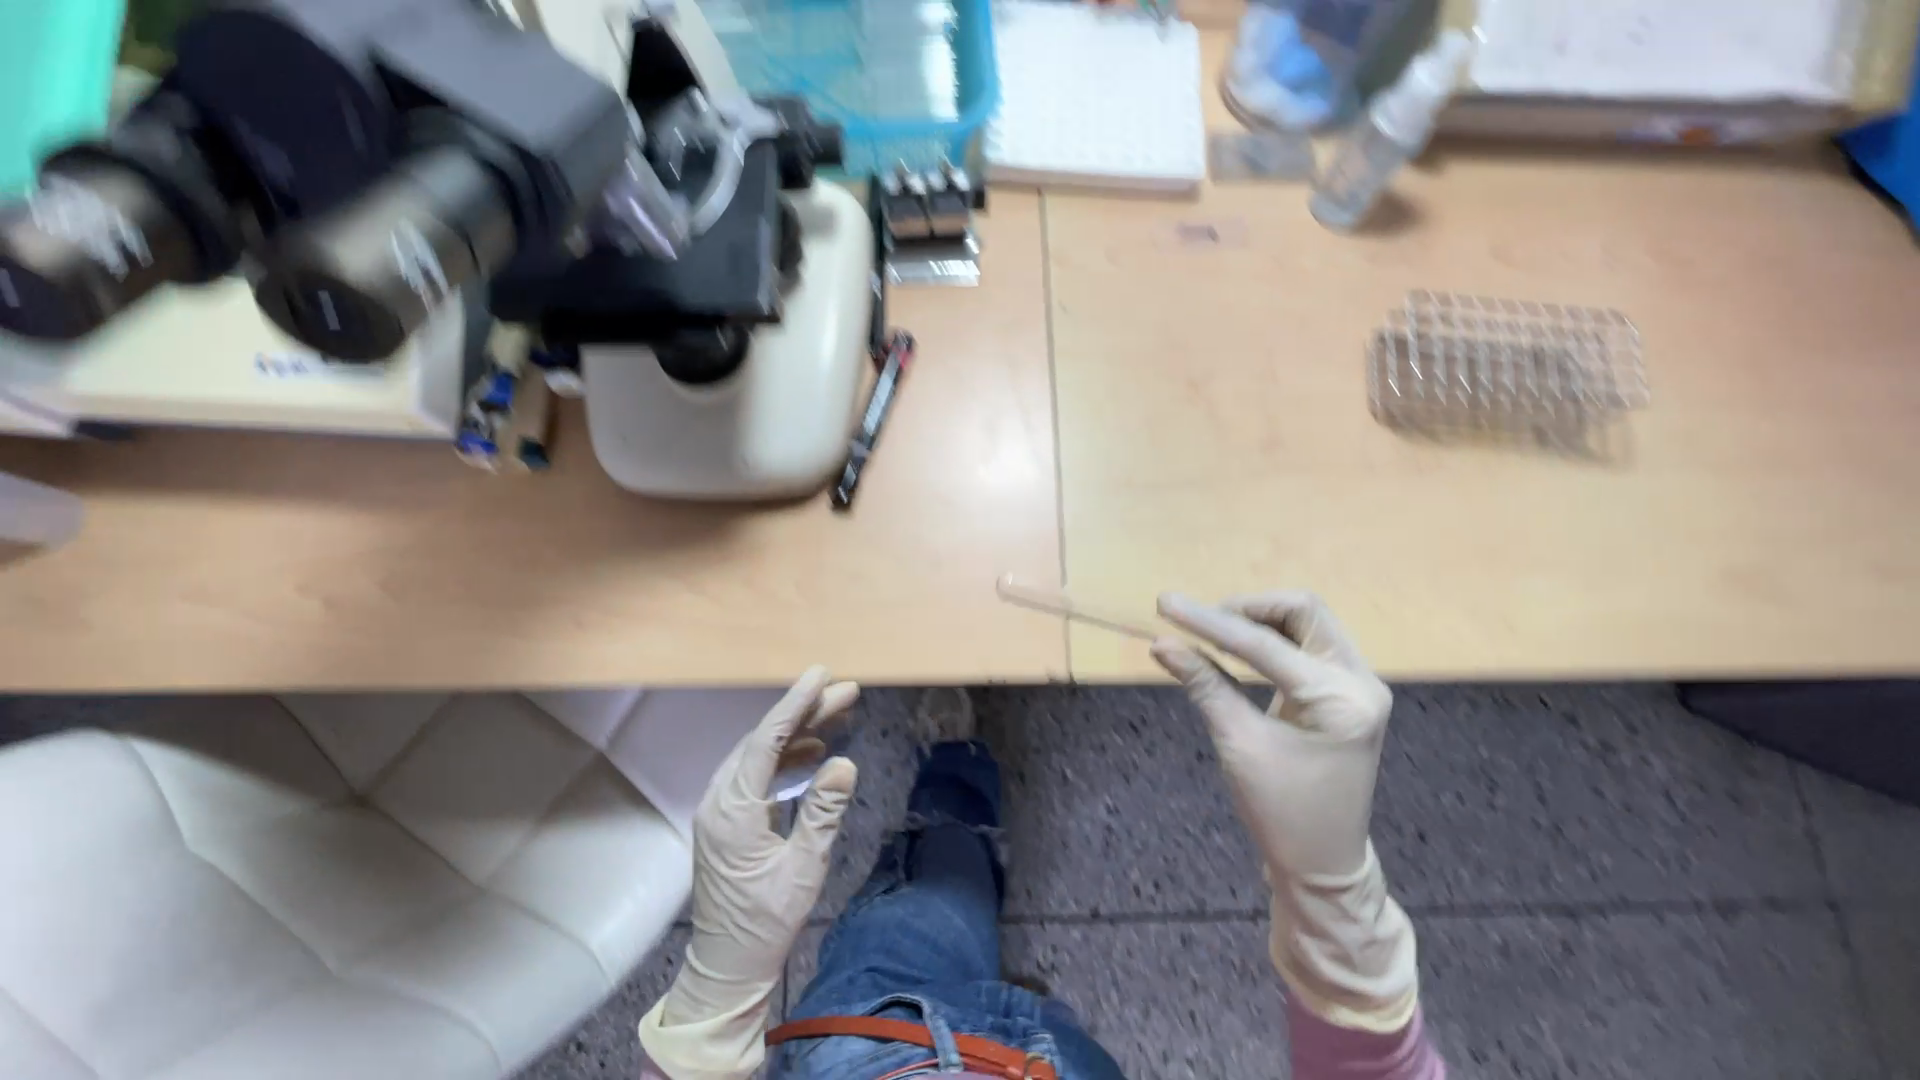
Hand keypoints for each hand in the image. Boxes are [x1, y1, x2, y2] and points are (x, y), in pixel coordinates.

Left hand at [638, 667, 859, 1079]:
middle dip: (805, 713)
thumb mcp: (803, 868)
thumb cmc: (767, 921)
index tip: (821, 675)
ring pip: (760, 756)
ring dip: (797, 733)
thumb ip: (823, 812)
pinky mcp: (727, 821)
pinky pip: (756, 775)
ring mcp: (719, 810)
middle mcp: (719, 800)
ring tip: (837, 714)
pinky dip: (785, 758)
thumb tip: (845, 762)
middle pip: (764, 741)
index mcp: (732, 810)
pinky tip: (812, 752)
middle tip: (847, 691)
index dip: (795, 704)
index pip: (766, 741)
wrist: (727, 966)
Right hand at [1152, 592, 1416, 1033]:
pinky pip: (1308, 644)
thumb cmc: (1280, 812)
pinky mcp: (1346, 690)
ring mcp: (1358, 684)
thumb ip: (1204, 685)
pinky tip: (1237, 649)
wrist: (1323, 862)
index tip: (1165, 604)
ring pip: (1306, 622)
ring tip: (1212, 635)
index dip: (1209, 622)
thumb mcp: (1238, 744)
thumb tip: (1161, 643)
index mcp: (1340, 700)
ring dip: (1259, 620)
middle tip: (1200, 622)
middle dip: (1247, 609)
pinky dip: (1270, 639)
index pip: (1264, 645)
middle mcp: (1360, 681)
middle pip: (1302, 611)